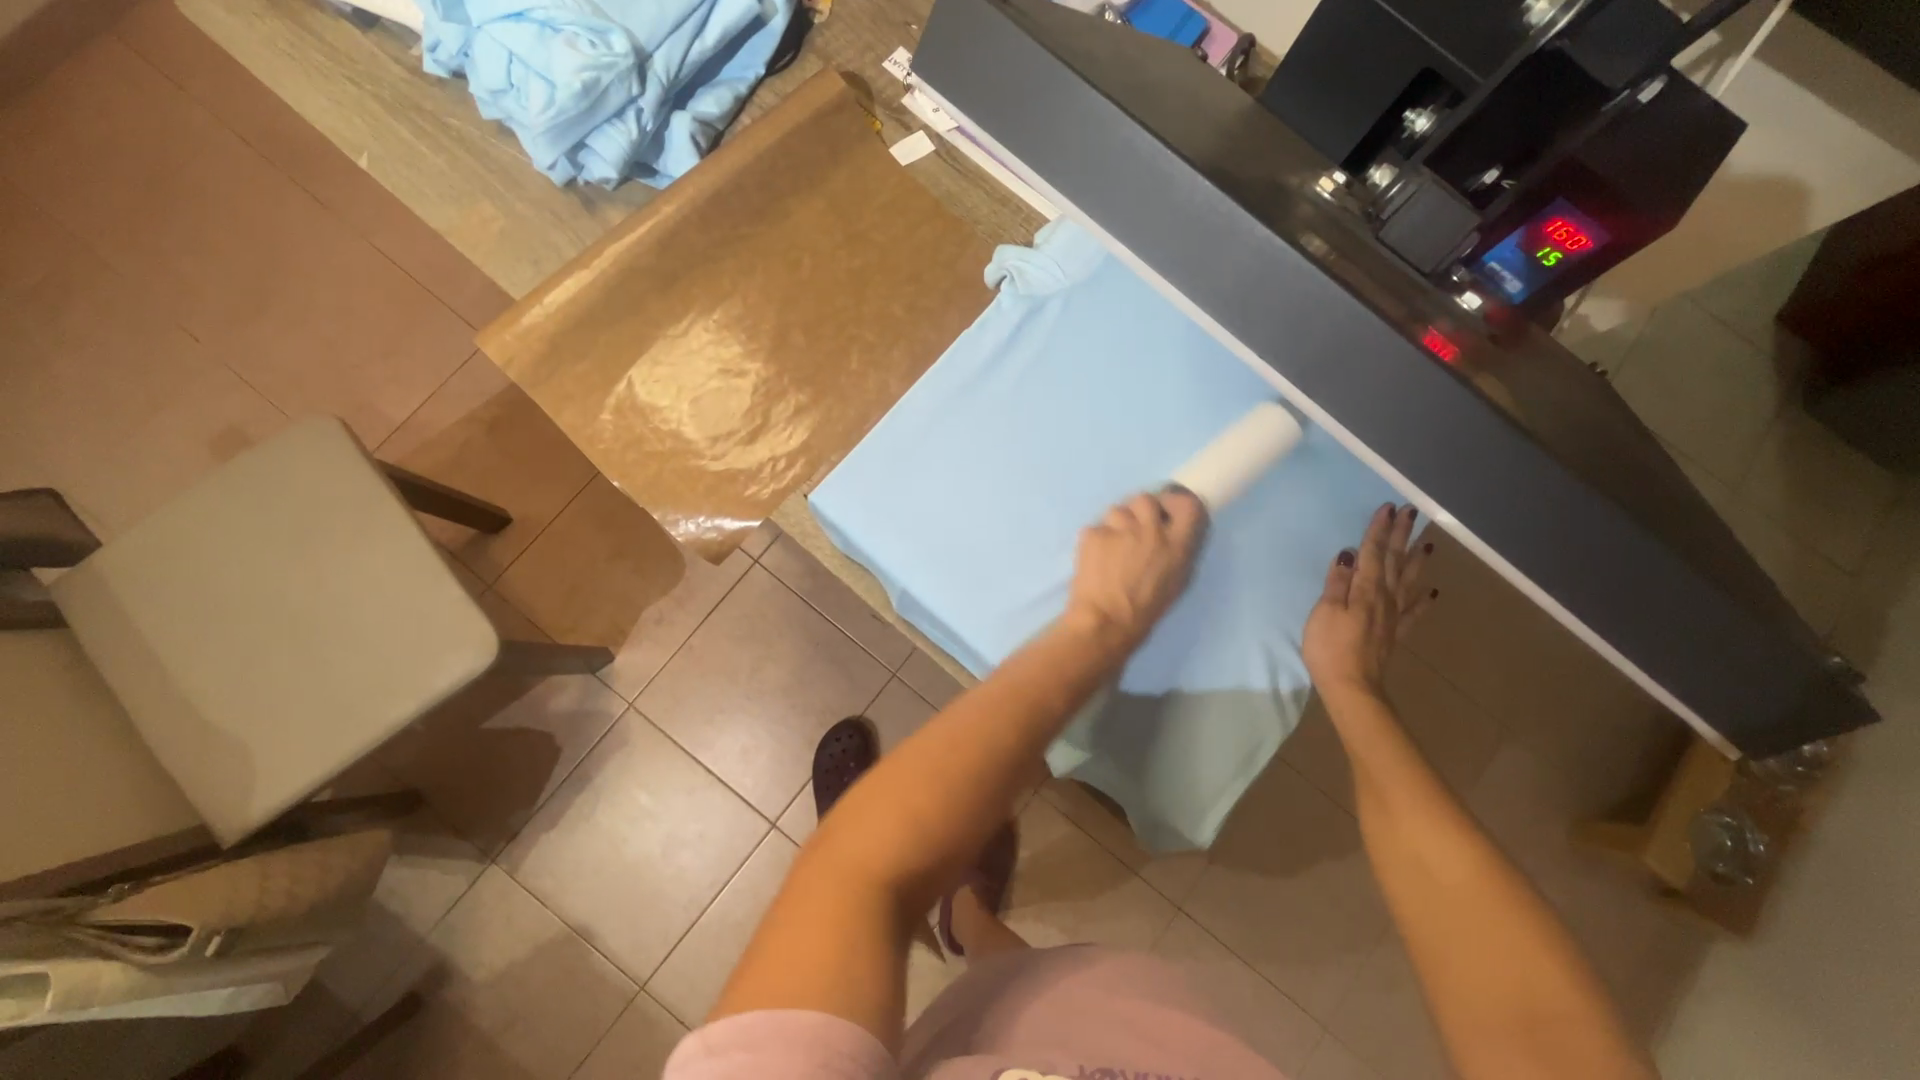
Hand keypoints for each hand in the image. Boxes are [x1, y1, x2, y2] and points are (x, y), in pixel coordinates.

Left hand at [1063, 488, 1208, 650]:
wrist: (1106, 621)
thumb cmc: (1147, 608)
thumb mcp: (1178, 581)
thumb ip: (1179, 549)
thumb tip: (1174, 529)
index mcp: (1177, 544)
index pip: (1187, 504)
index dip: (1173, 503)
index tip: (1165, 511)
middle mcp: (1151, 530)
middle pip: (1146, 499)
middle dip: (1140, 511)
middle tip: (1134, 530)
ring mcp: (1119, 529)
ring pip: (1118, 510)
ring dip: (1117, 524)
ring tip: (1113, 549)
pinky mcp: (1093, 533)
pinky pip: (1097, 527)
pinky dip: (1097, 539)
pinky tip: (1097, 559)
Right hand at [1304, 503, 1434, 700]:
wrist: (1351, 686)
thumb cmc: (1330, 647)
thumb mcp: (1325, 611)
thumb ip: (1338, 582)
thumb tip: (1349, 554)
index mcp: (1365, 589)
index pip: (1373, 552)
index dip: (1379, 529)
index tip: (1389, 507)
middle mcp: (1384, 597)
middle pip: (1394, 561)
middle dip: (1401, 536)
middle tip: (1412, 513)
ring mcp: (1393, 616)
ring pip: (1408, 581)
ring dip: (1417, 560)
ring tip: (1427, 542)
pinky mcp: (1395, 633)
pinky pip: (1413, 612)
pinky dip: (1423, 600)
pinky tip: (1432, 591)